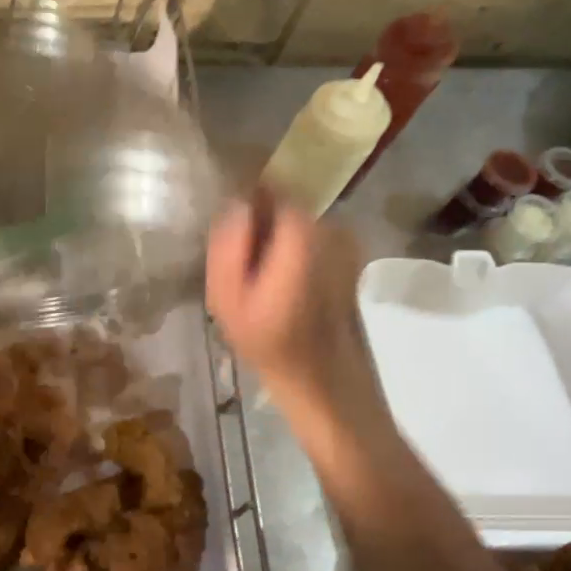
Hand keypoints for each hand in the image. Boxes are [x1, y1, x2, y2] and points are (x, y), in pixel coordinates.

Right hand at [205, 190, 388, 433]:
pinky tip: (275, 286)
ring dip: (272, 239)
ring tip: (250, 273)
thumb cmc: (273, 347)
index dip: (242, 188)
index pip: (268, 184)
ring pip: (296, 224)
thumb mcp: (228, 299)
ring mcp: (346, 245)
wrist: (329, 387)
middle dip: (256, 219)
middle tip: (230, 251)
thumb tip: (232, 206)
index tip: (220, 204)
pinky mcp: (350, 262)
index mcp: (301, 231)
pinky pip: (309, 242)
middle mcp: (331, 227)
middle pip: (282, 203)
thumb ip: (228, 246)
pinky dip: (290, 253)